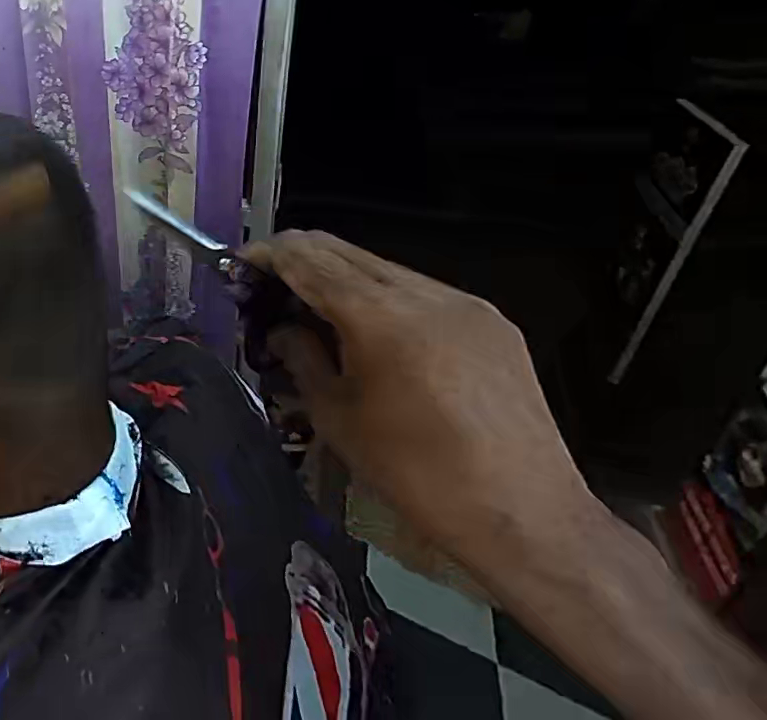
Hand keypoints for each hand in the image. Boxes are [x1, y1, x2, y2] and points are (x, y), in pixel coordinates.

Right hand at [244, 230, 597, 561]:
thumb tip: (280, 329)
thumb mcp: (334, 413)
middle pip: (340, 249)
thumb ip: (300, 355)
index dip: (266, 255)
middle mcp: (423, 294)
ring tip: (316, 310)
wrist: (526, 517)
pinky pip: (417, 289)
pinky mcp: (490, 322)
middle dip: (295, 258)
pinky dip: (379, 295)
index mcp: (378, 316)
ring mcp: (463, 303)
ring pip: (378, 266)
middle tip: (267, 285)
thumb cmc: (413, 471)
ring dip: (337, 276)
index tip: (240, 265)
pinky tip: (370, 329)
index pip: (306, 259)